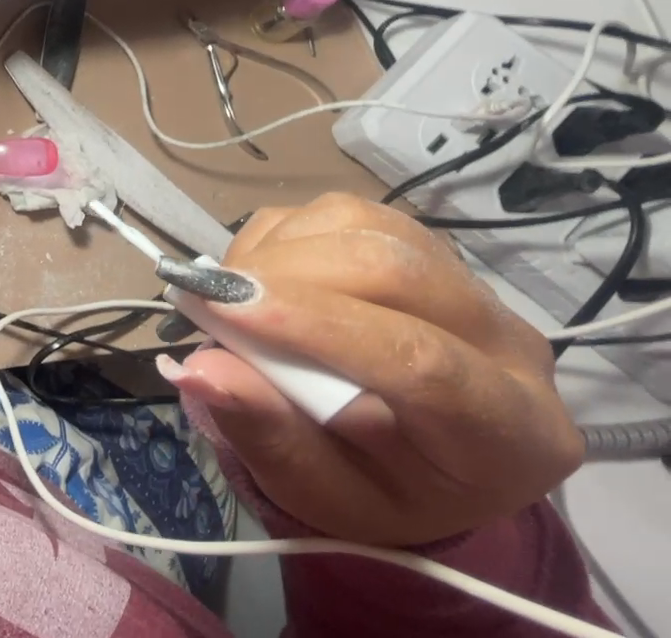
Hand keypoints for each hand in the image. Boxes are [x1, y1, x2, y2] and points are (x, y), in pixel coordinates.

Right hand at [165, 193, 582, 545]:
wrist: (397, 458)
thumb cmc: (362, 485)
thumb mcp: (312, 489)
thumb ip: (265, 433)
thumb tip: (194, 368)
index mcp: (506, 433)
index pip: (420, 360)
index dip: (313, 324)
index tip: (219, 308)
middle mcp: (509, 346)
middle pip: (393, 271)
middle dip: (282, 275)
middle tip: (207, 299)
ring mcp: (468, 285)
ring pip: (364, 227)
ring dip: (275, 254)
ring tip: (238, 297)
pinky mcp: (420, 246)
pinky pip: (341, 214)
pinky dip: (280, 238)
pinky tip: (264, 279)